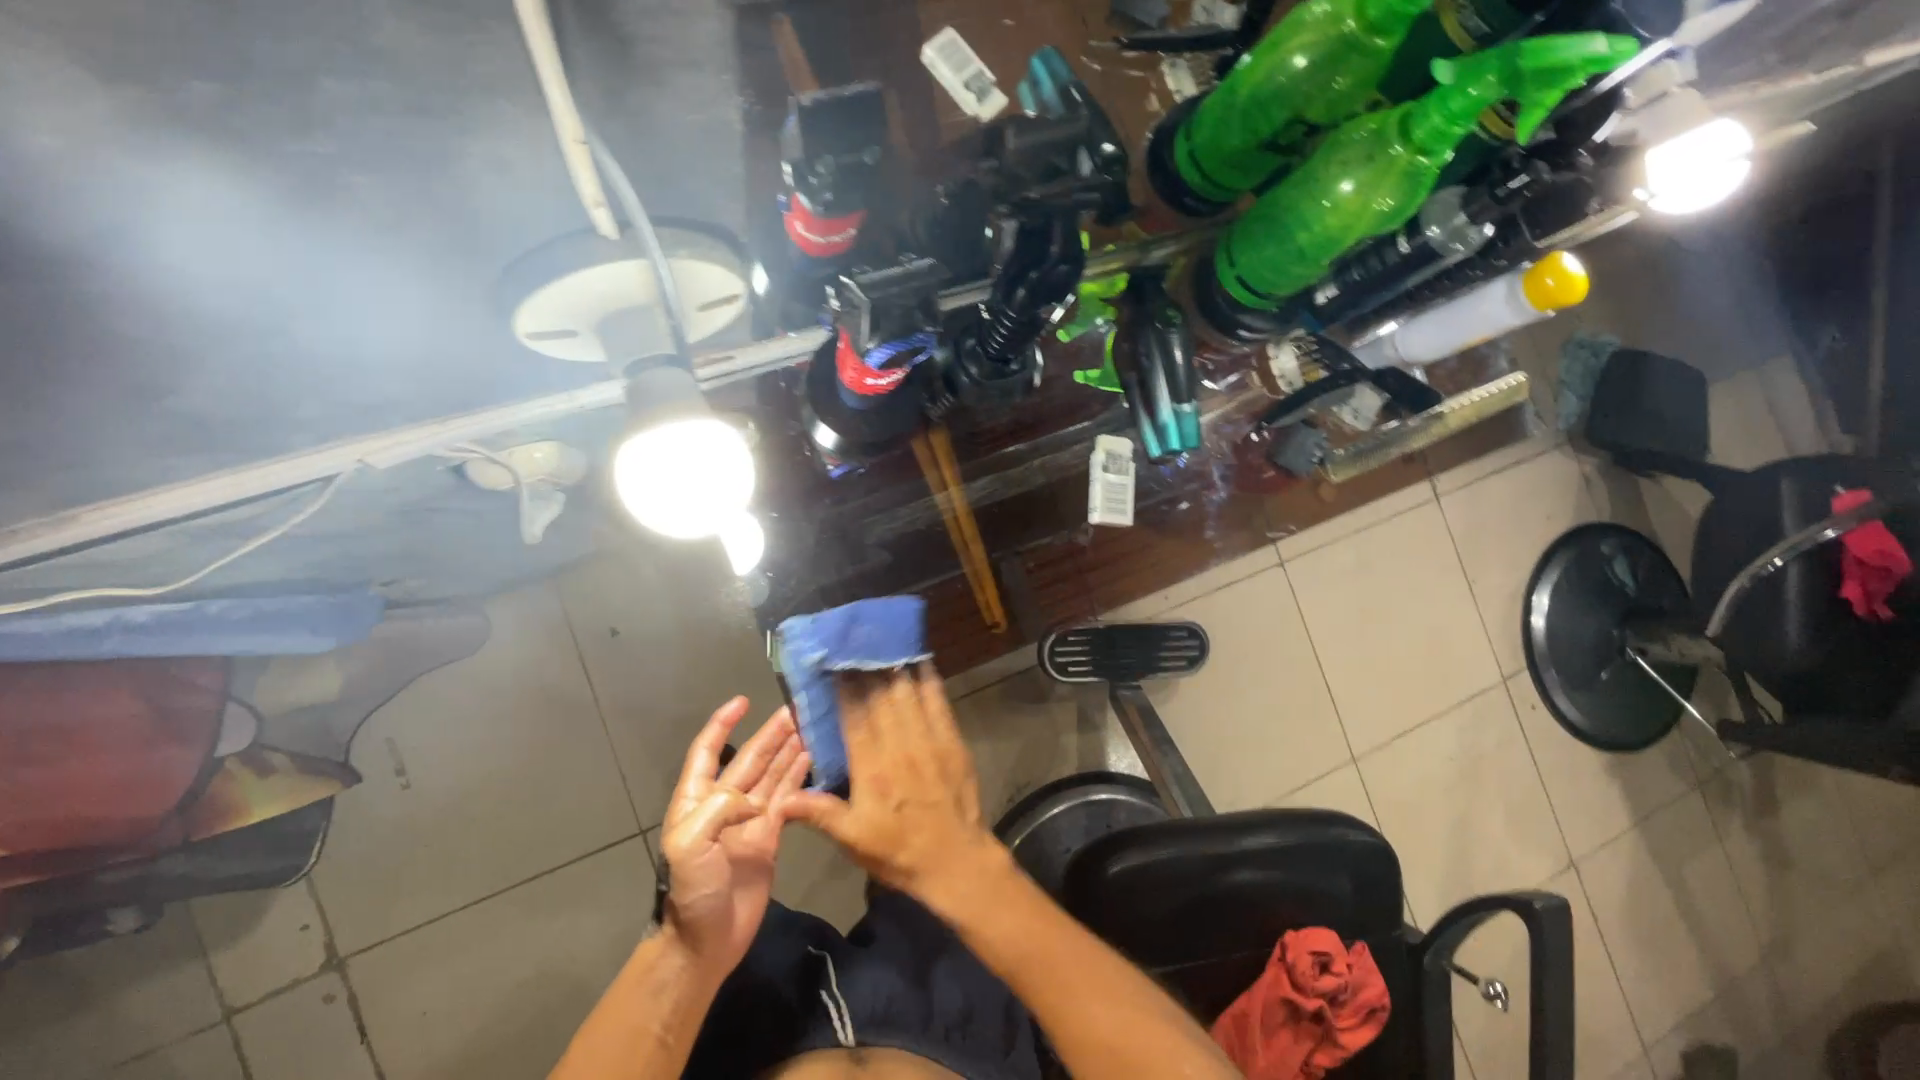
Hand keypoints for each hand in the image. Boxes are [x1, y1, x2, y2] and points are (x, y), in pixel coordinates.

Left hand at [658, 698, 810, 974]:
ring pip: (771, 777)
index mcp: (696, 800)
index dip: (722, 725)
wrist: (707, 940)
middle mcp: (723, 803)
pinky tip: (813, 763)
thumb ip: (719, 808)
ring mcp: (748, 820)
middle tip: (796, 710)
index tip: (742, 702)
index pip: (708, 751)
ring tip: (809, 727)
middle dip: (769, 735)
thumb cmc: (691, 891)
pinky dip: (798, 780)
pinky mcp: (769, 838)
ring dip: (787, 752)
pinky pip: (786, 801)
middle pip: (748, 760)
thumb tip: (754, 798)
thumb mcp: (690, 845)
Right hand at [777, 665, 1004, 911]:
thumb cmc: (899, 852)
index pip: (854, 716)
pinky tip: (921, 661)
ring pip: (908, 694)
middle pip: (880, 697)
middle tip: (854, 643)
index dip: (843, 687)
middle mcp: (899, 746)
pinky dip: (929, 680)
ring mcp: (929, 741)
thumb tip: (779, 799)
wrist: (956, 862)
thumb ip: (820, 813)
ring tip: (882, 642)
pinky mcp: (953, 743)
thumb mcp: (853, 839)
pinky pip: (939, 703)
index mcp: (872, 768)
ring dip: (894, 667)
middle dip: (865, 668)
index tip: (833, 663)